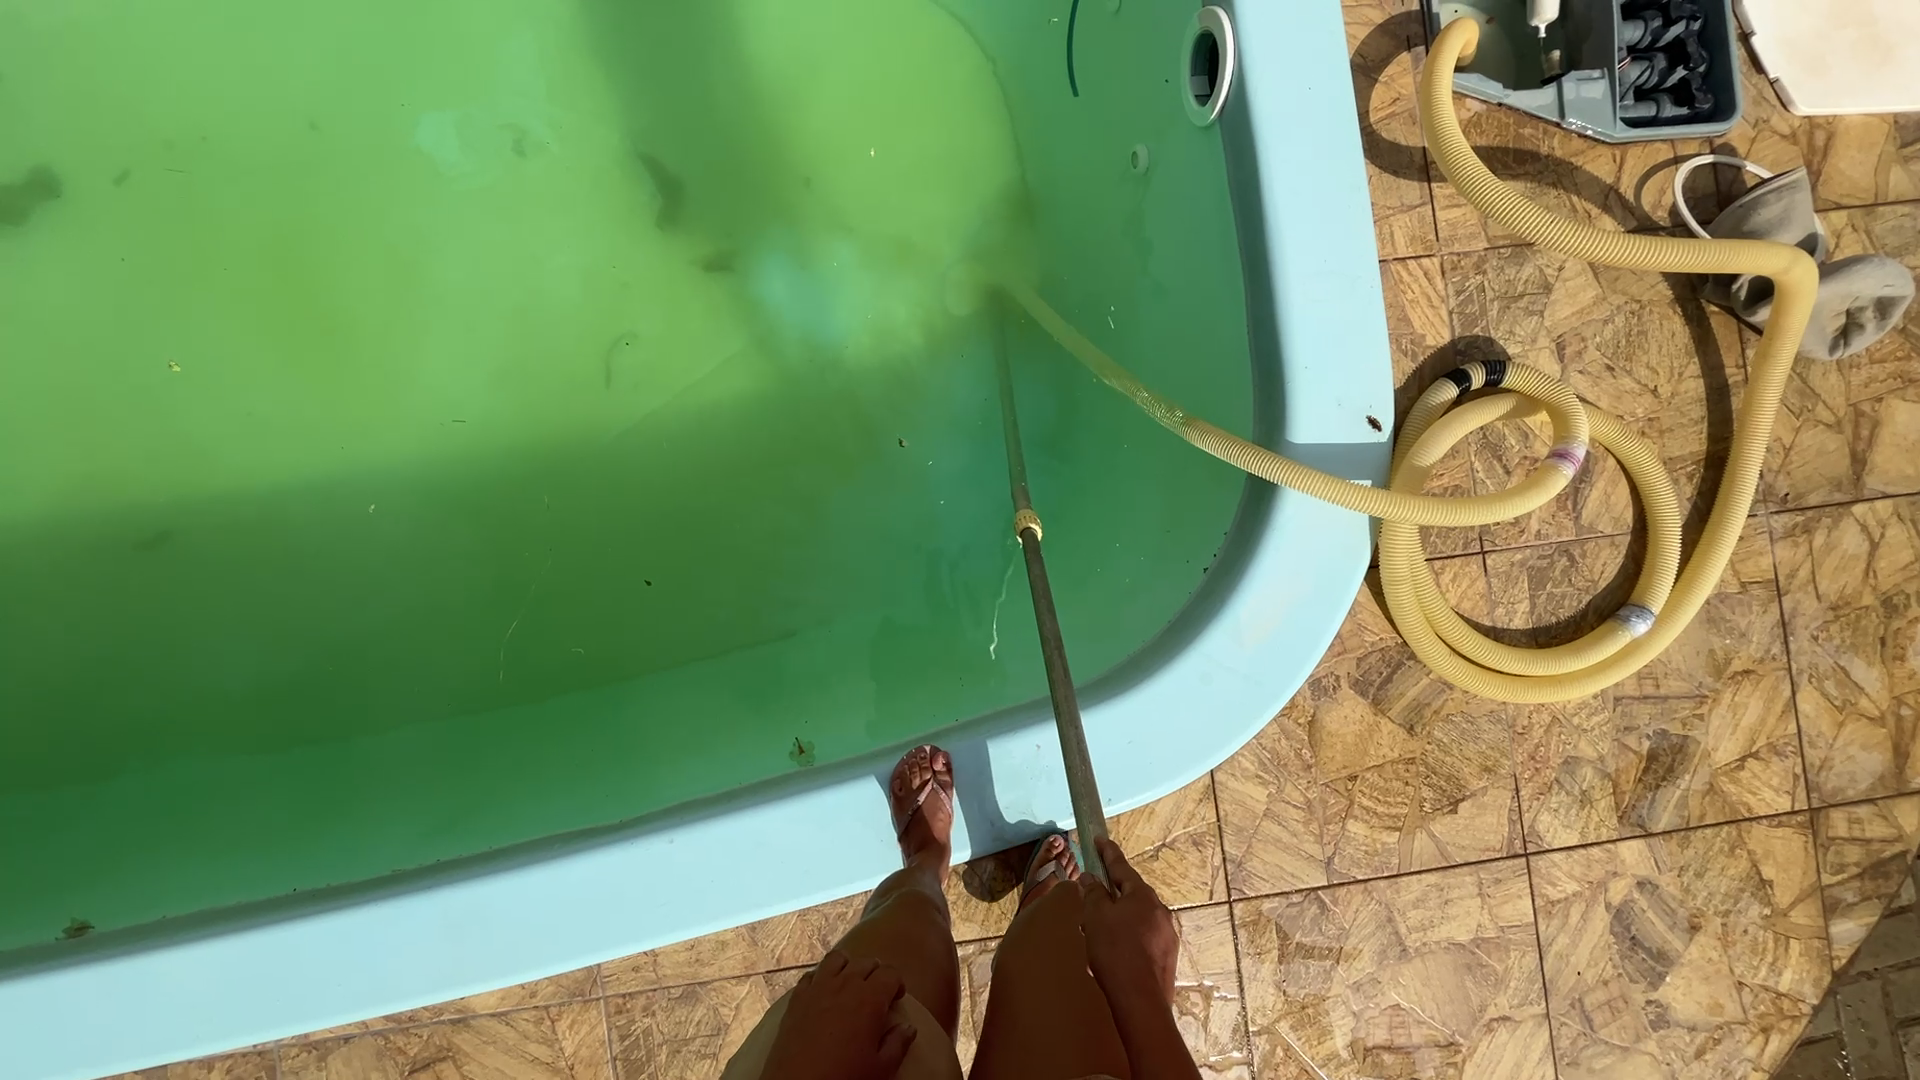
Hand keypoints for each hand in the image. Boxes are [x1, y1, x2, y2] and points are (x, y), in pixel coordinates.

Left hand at [761, 951, 917, 1079]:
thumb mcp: (880, 1070)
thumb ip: (898, 1045)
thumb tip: (909, 1027)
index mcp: (870, 998)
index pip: (890, 973)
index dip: (897, 983)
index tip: (897, 999)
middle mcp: (845, 983)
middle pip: (866, 962)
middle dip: (876, 973)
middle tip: (877, 994)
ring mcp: (818, 987)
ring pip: (837, 959)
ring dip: (848, 966)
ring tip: (850, 984)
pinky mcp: (797, 998)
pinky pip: (812, 974)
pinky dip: (821, 977)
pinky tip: (823, 992)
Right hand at [1077, 837, 1177, 1003]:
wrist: (1140, 1002)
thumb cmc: (1115, 951)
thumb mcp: (1095, 917)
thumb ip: (1093, 893)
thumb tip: (1091, 878)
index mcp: (1143, 896)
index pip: (1121, 867)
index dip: (1108, 852)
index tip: (1100, 839)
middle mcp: (1159, 911)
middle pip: (1130, 895)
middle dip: (1109, 896)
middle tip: (1090, 901)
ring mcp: (1166, 936)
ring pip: (1135, 919)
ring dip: (1115, 922)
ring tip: (1096, 937)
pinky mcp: (1166, 959)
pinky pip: (1141, 940)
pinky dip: (1125, 941)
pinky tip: (1110, 957)